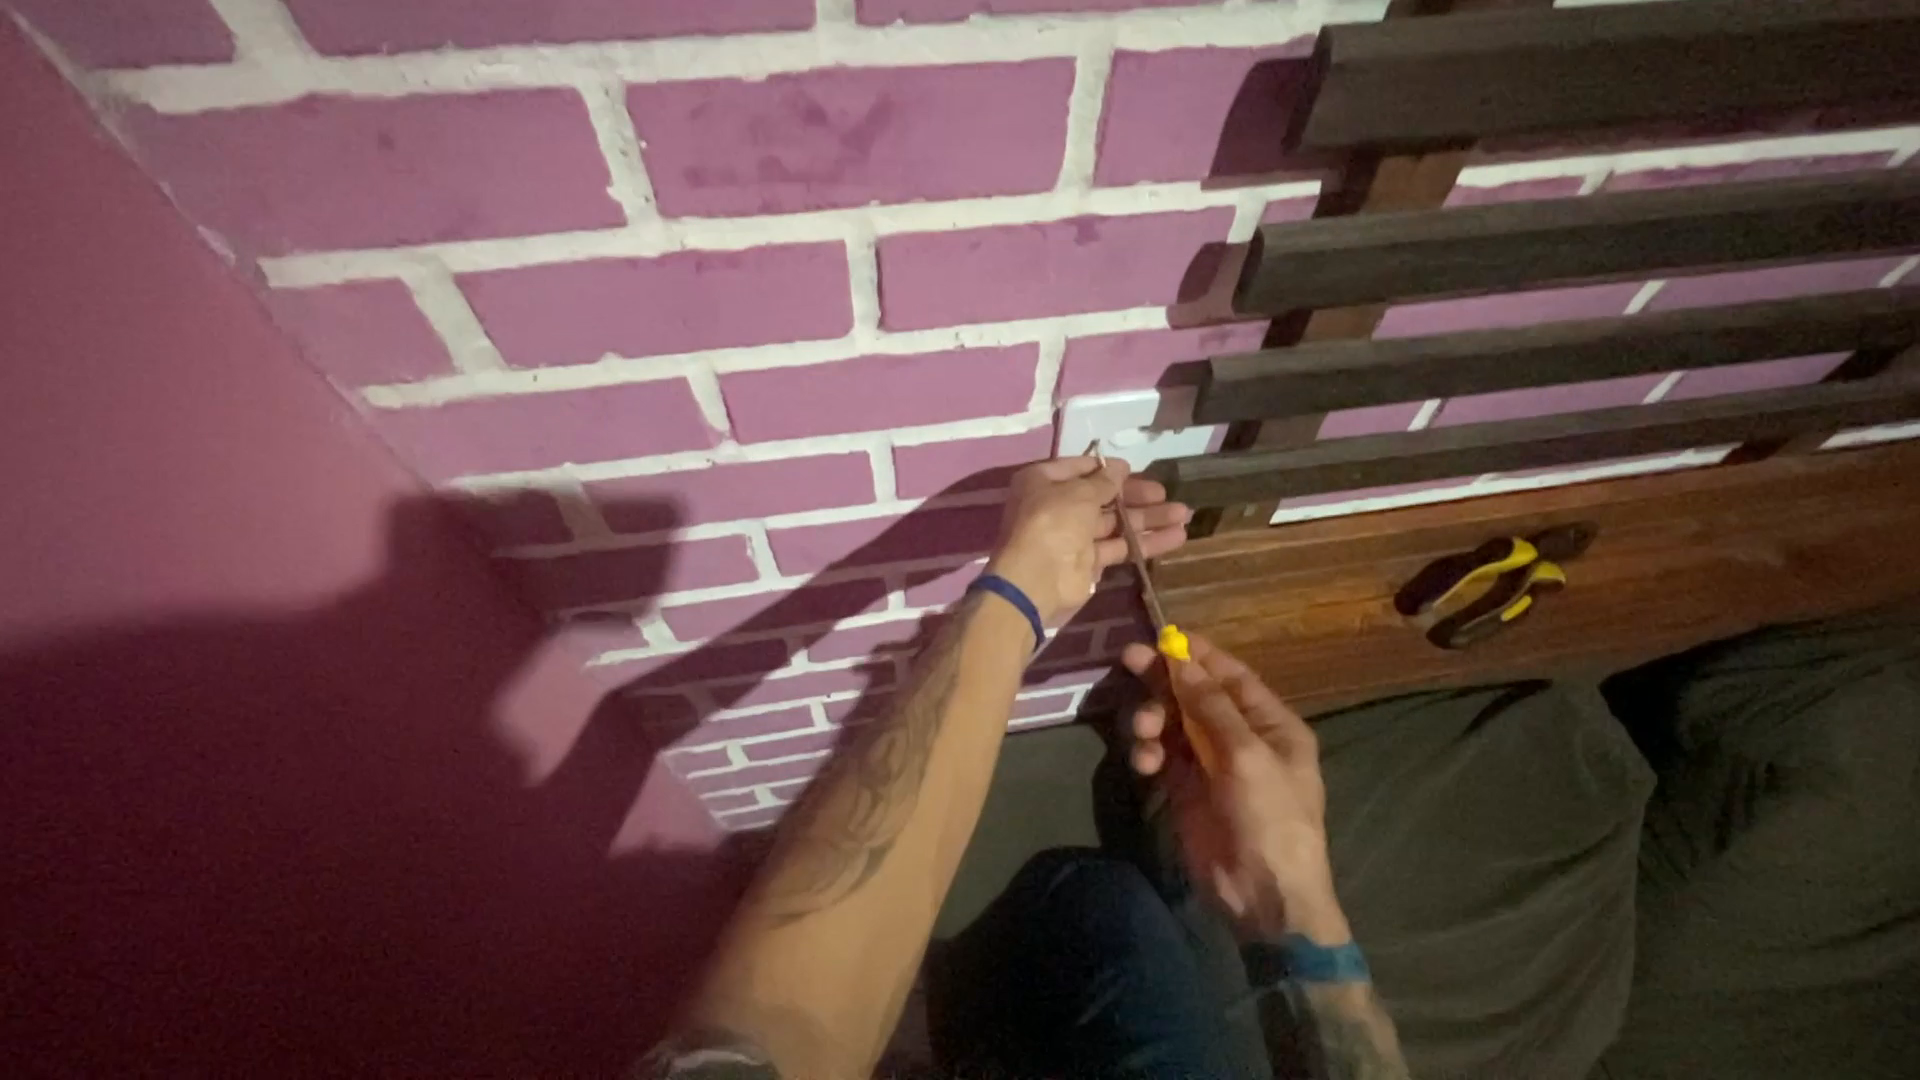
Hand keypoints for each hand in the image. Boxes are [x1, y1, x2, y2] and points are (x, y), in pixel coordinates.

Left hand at [986, 456, 1189, 626]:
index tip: (1134, 469)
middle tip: (1166, 494)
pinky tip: (1176, 536)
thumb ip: (1103, 481)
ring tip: (1184, 515)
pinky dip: (1144, 543)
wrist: (1036, 579)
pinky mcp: (1087, 561)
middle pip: (1102, 497)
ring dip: (1148, 519)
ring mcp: (1072, 535)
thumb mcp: (1079, 493)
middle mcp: (1057, 506)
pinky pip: (1119, 547)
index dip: (1107, 470)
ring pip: (1115, 523)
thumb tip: (1120, 467)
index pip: (1080, 469)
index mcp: (1043, 482)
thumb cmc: (1053, 522)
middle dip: (1136, 496)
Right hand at [1121, 634, 1349, 944]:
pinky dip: (1148, 753)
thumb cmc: (1271, 816)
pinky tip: (1145, 764)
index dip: (1198, 655)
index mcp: (1270, 724)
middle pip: (1194, 695)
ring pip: (1171, 723)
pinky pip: (1160, 755)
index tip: (1163, 636)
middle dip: (1163, 679)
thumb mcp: (1247, 755)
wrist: (1264, 895)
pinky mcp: (1183, 788)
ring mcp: (1209, 763)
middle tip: (1128, 659)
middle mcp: (1238, 737)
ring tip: (1144, 731)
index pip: (1230, 676)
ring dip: (1152, 718)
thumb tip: (1181, 660)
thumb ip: (1210, 705)